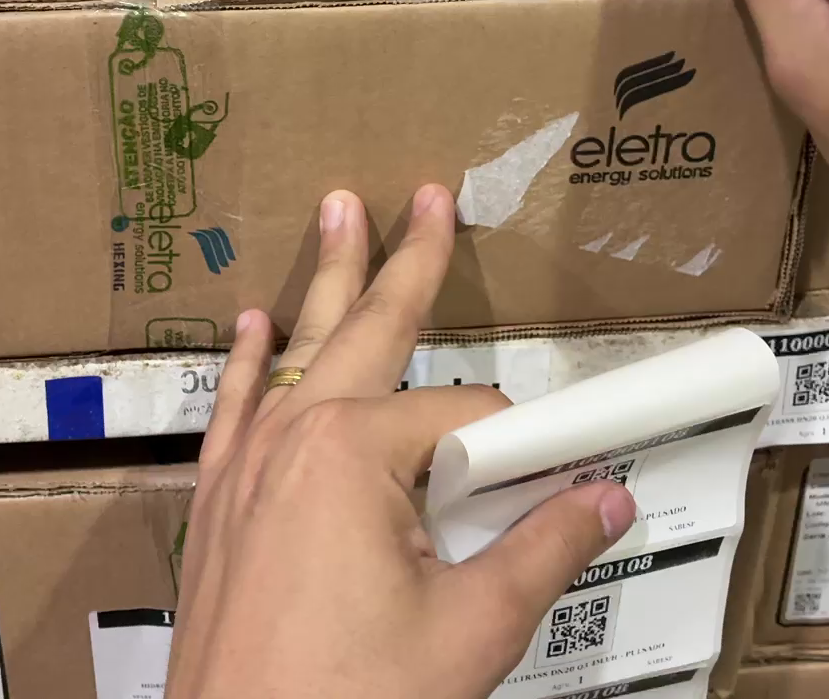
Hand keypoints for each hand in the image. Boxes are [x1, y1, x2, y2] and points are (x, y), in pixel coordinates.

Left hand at [167, 185, 636, 698]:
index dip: (515, 442)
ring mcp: (250, 457)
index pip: (464, 418)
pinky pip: (238, 401)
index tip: (555, 467)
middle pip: (375, 329)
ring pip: (303, 347)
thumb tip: (608, 496)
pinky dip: (250, 356)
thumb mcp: (468, 632)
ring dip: (330, 279)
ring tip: (340, 213)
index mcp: (356, 452)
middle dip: (411, 261)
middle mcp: (297, 432)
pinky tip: (257, 318)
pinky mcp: (221, 491)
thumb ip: (543, 549)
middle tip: (429, 197)